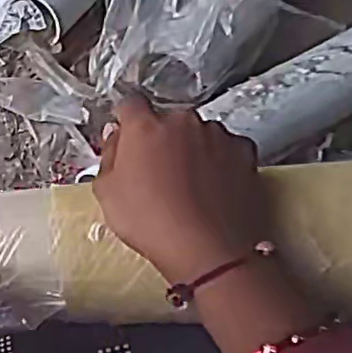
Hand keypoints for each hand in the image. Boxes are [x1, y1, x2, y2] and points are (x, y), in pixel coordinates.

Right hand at [92, 93, 268, 283]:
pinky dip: (214, 162)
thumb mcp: (106, 191)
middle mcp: (184, 122)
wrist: (207, 248)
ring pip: (195, 135)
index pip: (130, 104)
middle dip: (157, 139)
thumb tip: (117, 138)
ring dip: (187, 150)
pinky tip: (206, 189)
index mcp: (144, 127)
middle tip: (151, 172)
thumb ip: (109, 156)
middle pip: (165, 121)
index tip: (124, 138)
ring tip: (182, 185)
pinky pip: (222, 149)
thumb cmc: (148, 220)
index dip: (124, 120)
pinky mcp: (246, 152)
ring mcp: (218, 135)